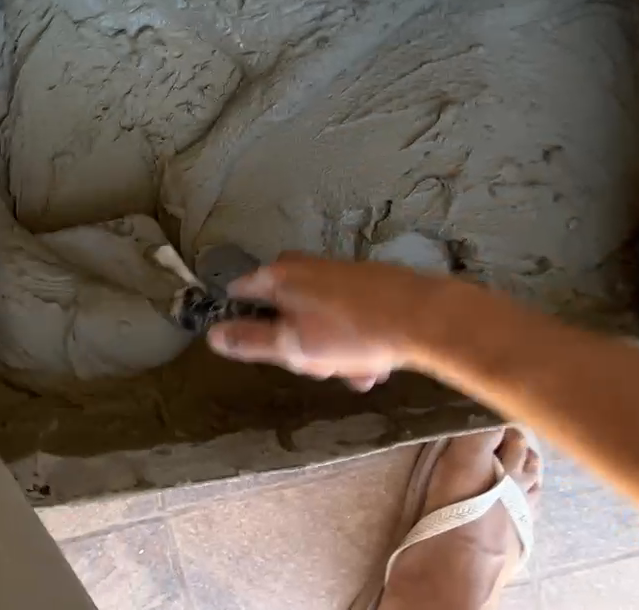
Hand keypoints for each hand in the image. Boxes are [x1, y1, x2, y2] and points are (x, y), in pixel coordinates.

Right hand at [207, 255, 460, 390]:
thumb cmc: (352, 333)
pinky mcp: (367, 280)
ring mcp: (336, 270)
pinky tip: (376, 362)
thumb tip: (211, 336)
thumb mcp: (294, 346)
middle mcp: (301, 265)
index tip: (261, 347)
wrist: (428, 318)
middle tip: (319, 367)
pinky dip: (354, 337)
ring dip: (331, 348)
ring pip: (317, 315)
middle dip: (298, 342)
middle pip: (281, 308)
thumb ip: (250, 341)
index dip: (242, 320)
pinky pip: (346, 312)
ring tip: (358, 373)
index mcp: (277, 276)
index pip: (239, 292)